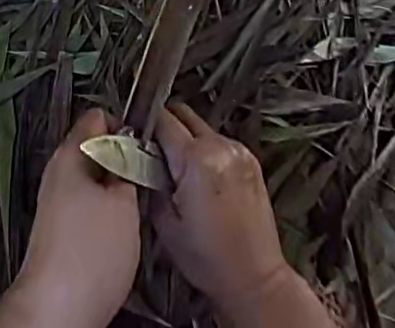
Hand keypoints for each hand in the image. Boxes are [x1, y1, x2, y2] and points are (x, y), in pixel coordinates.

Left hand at [0, 109, 140, 327]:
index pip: (98, 116)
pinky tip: (119, 231)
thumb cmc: (92, 250)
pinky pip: (85, 202)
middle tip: (145, 179)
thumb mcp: (125, 203)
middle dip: (123, 159)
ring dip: (115, 187)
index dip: (124, 126)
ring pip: (92, 177)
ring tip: (136, 207)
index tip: (144, 147)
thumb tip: (130, 152)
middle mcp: (58, 169)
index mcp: (71, 152)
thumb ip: (130, 168)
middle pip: (95, 147)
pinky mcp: (56, 226)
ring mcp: (54, 198)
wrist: (55, 311)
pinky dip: (103, 210)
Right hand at [152, 102, 299, 312]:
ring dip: (187, 139)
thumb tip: (141, 158)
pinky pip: (219, 141)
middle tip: (156, 154)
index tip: (137, 138)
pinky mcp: (250, 159)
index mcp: (195, 159)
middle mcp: (219, 146)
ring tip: (182, 172)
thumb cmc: (208, 259)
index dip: (146, 125)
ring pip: (201, 127)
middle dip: (166, 127)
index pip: (163, 119)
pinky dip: (207, 151)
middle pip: (184, 113)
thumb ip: (150, 181)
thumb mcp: (165, 224)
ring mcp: (238, 150)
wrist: (256, 280)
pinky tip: (204, 180)